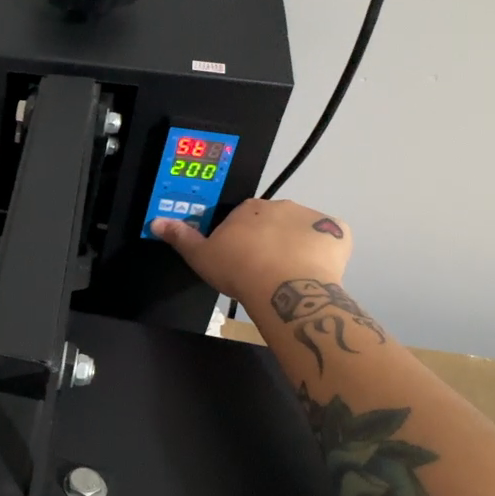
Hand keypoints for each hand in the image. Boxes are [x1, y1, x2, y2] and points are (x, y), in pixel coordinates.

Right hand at [150, 199, 352, 301]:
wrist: (285, 290)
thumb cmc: (238, 271)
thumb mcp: (200, 257)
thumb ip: (180, 237)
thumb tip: (155, 222)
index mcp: (248, 208)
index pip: (243, 218)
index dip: (241, 239)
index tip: (240, 259)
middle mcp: (281, 205)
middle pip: (275, 221)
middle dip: (271, 240)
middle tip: (264, 268)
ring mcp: (312, 217)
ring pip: (302, 231)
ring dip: (297, 246)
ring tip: (289, 275)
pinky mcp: (338, 232)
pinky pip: (331, 239)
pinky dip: (324, 252)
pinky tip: (314, 271)